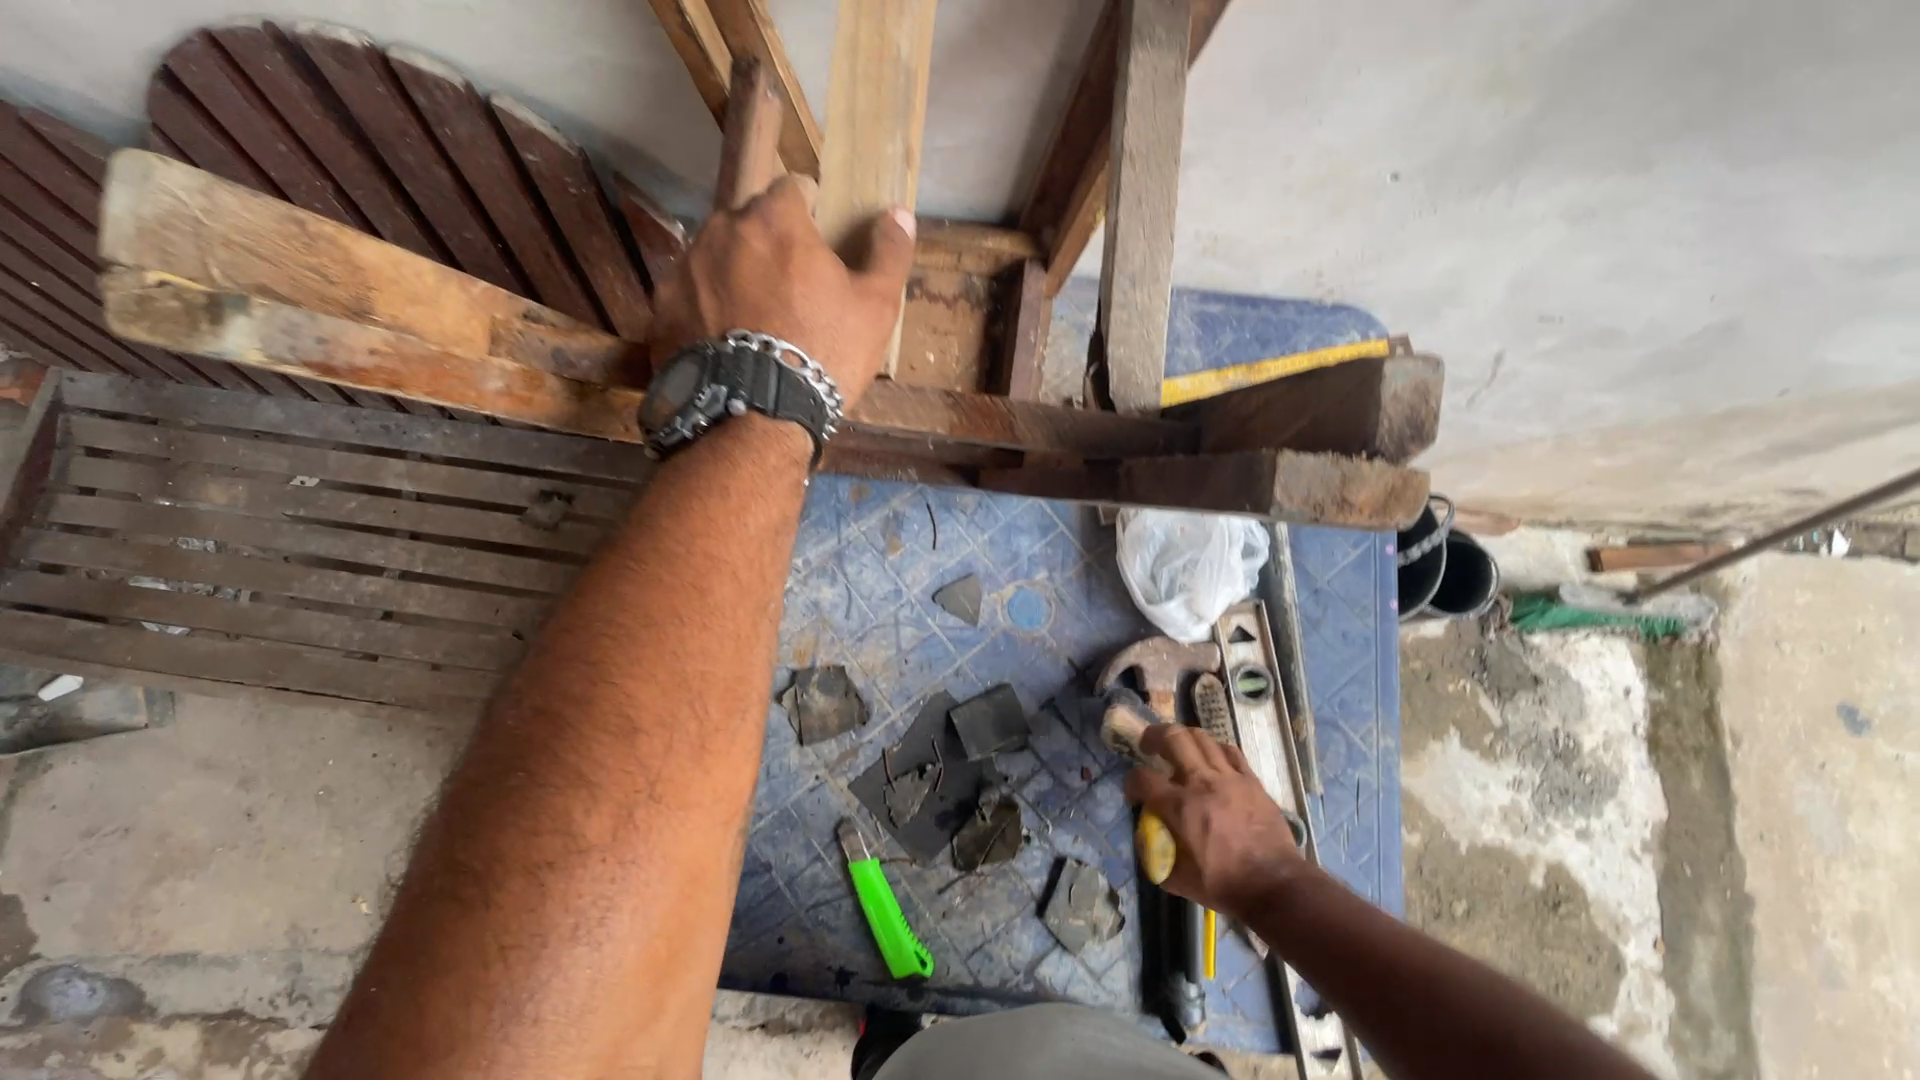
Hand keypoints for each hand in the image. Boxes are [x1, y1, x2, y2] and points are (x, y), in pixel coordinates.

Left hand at [648, 175, 915, 408]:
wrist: (755, 418)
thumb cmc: (825, 353)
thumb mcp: (876, 307)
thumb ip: (889, 253)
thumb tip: (899, 214)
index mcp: (775, 220)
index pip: (792, 189)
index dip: (810, 212)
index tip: (819, 243)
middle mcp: (721, 230)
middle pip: (749, 222)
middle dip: (768, 243)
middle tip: (790, 288)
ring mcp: (684, 269)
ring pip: (716, 255)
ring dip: (735, 272)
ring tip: (755, 318)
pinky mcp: (661, 309)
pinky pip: (689, 294)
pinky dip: (706, 307)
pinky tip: (726, 339)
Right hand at [1124, 725, 1306, 919]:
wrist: (1274, 884)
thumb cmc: (1224, 885)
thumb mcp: (1177, 879)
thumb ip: (1156, 855)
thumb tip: (1146, 839)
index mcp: (1180, 807)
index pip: (1143, 778)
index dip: (1131, 782)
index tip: (1134, 792)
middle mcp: (1202, 782)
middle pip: (1173, 738)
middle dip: (1154, 736)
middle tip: (1148, 745)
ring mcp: (1230, 777)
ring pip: (1201, 737)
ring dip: (1184, 738)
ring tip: (1179, 748)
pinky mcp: (1251, 780)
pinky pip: (1230, 751)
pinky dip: (1215, 749)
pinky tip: (1212, 759)